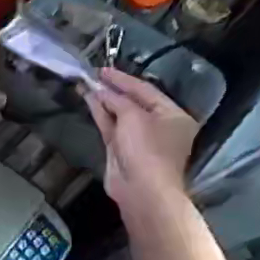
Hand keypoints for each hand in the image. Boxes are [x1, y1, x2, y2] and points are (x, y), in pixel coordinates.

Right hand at [85, 67, 200, 208]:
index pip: (146, 90)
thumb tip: (99, 90)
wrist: (142, 190)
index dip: (123, 79)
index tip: (103, 69)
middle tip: (93, 75)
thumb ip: (116, 100)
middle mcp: (159, 125)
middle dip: (113, 89)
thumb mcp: (133, 117)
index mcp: (173, 115)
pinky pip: (112, 127)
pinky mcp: (123, 150)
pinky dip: (101, 114)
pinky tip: (89, 100)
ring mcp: (140, 139)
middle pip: (134, 102)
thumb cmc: (146, 148)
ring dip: (104, 100)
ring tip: (86, 84)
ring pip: (120, 114)